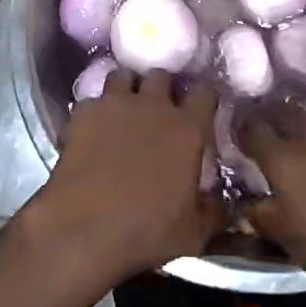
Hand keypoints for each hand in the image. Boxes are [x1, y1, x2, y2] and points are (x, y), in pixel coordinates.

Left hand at [21, 69, 221, 281]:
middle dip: (163, 87)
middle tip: (160, 107)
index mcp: (187, 130)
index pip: (204, 93)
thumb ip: (212, 210)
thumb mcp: (193, 232)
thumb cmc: (146, 229)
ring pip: (124, 75)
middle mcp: (153, 106)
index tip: (202, 107)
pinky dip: (97, 108)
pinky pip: (94, 98)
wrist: (84, 225)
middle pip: (161, 75)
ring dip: (128, 87)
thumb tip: (221, 202)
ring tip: (126, 107)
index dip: (204, 97)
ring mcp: (115, 103)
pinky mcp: (84, 110)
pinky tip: (95, 126)